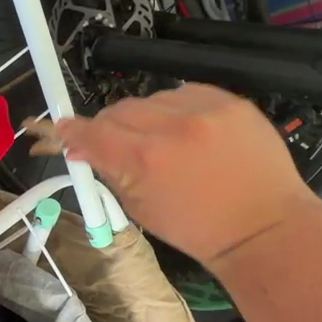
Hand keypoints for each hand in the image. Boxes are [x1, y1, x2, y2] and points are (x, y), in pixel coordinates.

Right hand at [51, 84, 321, 267]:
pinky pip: (185, 93)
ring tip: (155, 140)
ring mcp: (206, 110)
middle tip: (111, 144)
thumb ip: (108, 172)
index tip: (60, 130)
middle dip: (108, 127)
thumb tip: (82, 151)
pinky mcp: (232, 102)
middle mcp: (173, 127)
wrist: (261, 226)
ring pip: (150, 100)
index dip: (71, 131)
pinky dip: (174, 109)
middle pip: (119, 110)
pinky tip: (182, 129)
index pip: (92, 133)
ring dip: (142, 117)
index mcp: (145, 160)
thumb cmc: (195, 228)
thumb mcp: (138, 208)